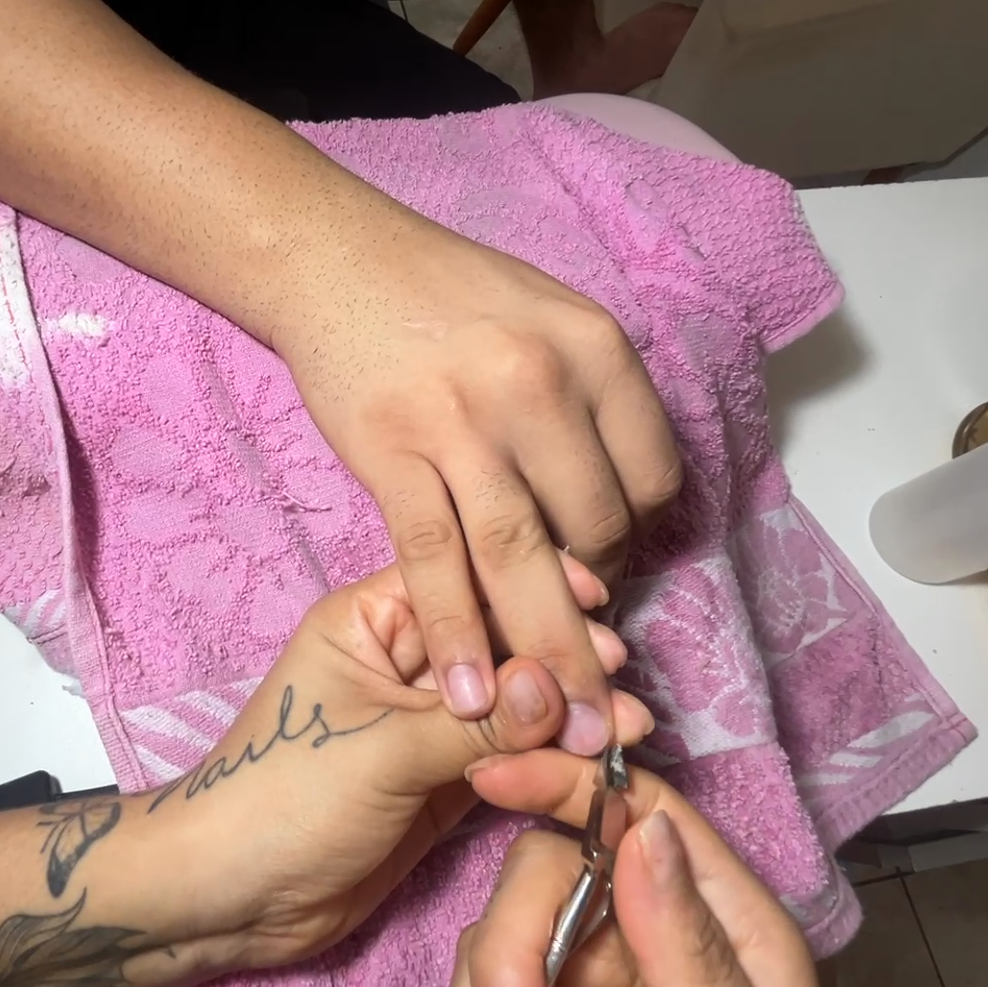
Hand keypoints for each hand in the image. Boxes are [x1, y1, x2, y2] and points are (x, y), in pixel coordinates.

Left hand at [151, 556, 651, 973]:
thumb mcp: (382, 750)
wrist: (237, 895)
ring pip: (509, 702)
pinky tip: (597, 760)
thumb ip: (475, 723)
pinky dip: (549, 758)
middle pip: (495, 642)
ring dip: (564, 714)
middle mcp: (405, 657)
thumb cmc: (288, 794)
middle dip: (557, 658)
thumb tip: (561, 684)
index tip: (594, 604)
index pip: (460, 582)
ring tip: (626, 728)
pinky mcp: (444, 774)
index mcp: (373, 618)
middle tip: (618, 679)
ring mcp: (428, 718)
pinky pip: (506, 755)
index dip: (526, 590)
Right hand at [269, 227, 679, 755]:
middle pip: (593, 530)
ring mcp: (464, 423)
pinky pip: (434, 556)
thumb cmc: (444, 293)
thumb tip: (602, 498)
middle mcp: (541, 386)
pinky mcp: (394, 455)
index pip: (650, 478)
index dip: (636, 545)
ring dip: (543, 651)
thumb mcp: (546, 316)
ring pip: (518, 557)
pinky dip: (454, 630)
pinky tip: (465, 690)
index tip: (604, 578)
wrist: (337, 260)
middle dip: (596, 620)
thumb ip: (588, 400)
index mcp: (597, 349)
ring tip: (561, 726)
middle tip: (604, 695)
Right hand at [435, 752, 833, 986]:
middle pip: (547, 864)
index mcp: (715, 920)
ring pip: (499, 926)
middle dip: (517, 940)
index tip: (495, 775)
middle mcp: (639, 928)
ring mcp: (580, 973)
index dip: (566, 778)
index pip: (638, 807)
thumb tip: (641, 824)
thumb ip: (693, 949)